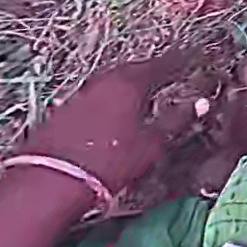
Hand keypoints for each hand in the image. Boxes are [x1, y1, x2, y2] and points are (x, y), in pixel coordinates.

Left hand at [16, 53, 194, 194]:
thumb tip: (201, 103)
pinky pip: (95, 97)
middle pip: (134, 69)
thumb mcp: (151, 144)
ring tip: (142, 94)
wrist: (45, 186)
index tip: (193, 60)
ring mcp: (79, 95)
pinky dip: (109, 99)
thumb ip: (176, 120)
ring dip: (128, 85)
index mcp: (129, 82)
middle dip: (152, 71)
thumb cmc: (109, 161)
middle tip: (168, 75)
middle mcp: (104, 81)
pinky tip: (113, 113)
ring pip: (112, 83)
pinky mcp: (60, 113)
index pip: (162, 64)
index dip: (180, 62)